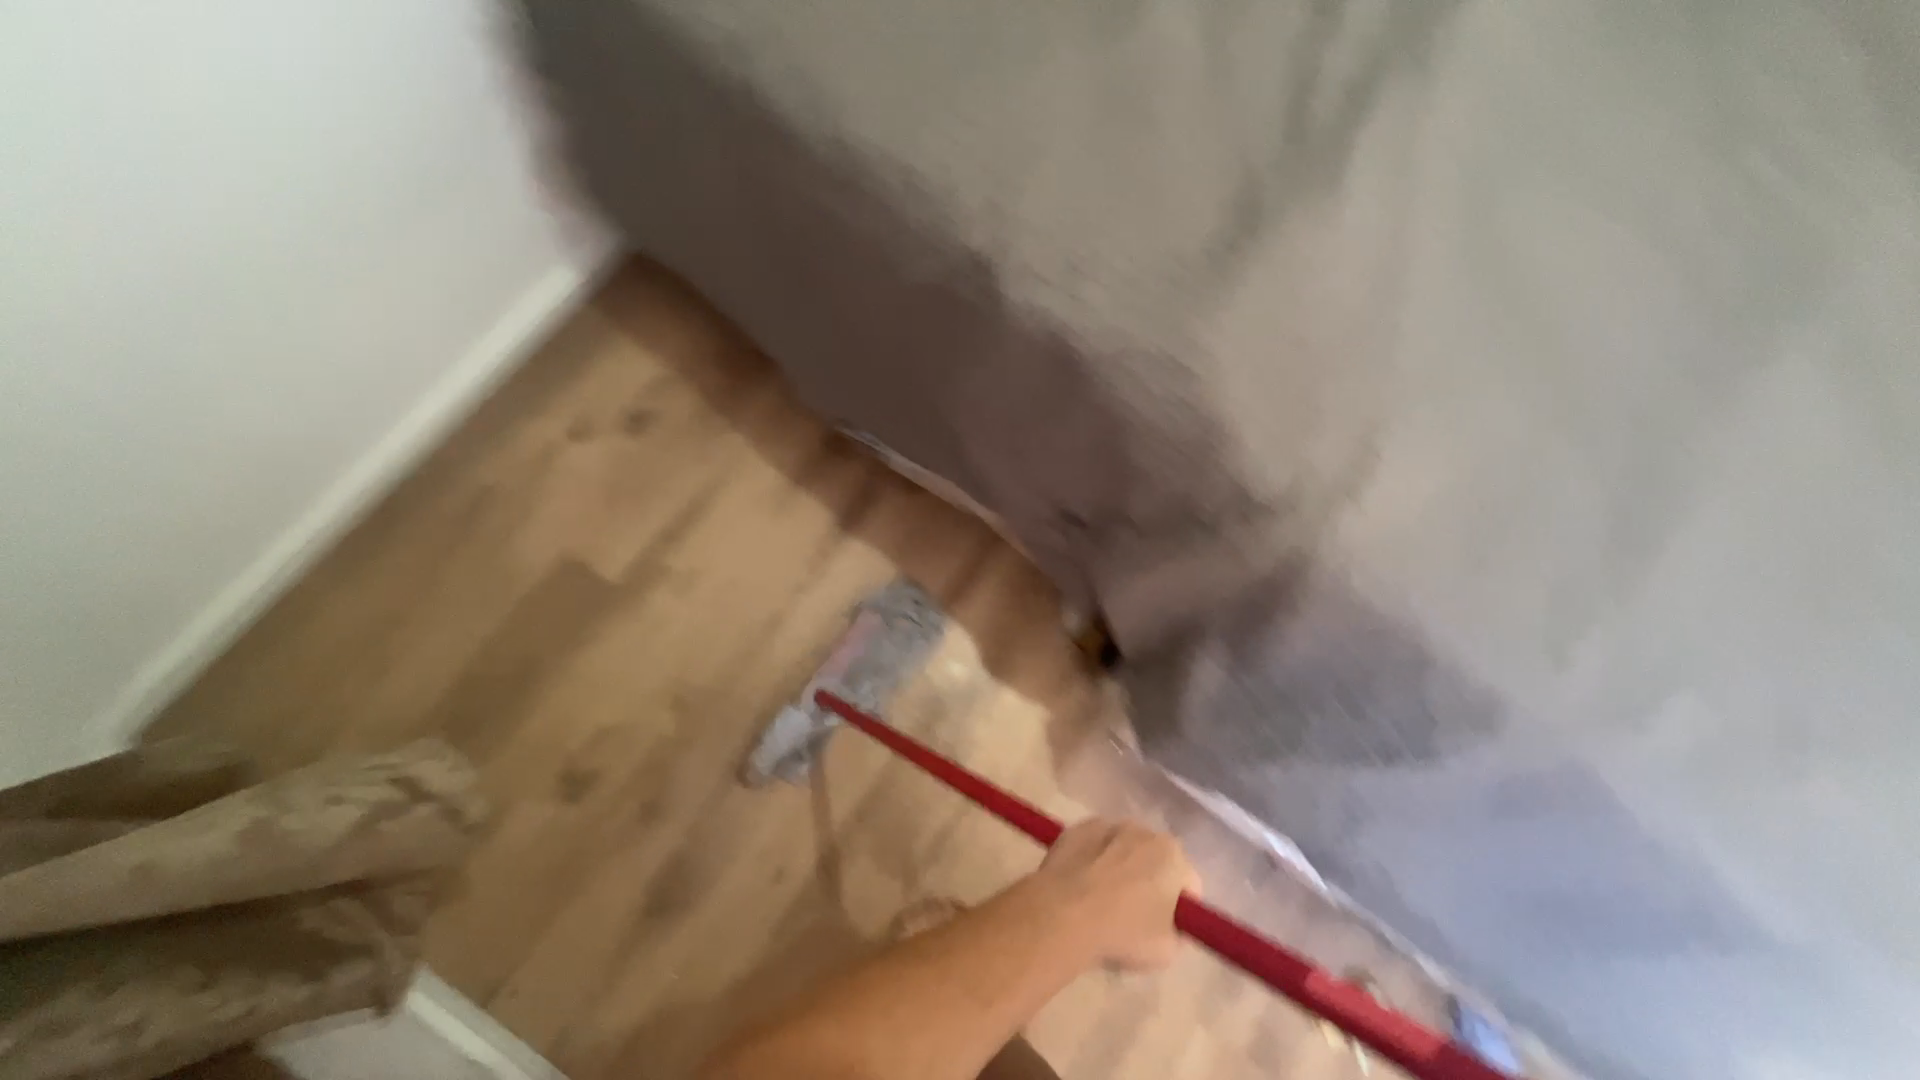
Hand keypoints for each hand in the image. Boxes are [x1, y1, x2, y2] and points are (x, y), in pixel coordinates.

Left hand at [1026, 818, 1199, 970]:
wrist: (1063, 914)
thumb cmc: (1123, 932)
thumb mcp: (1167, 951)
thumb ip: (1177, 933)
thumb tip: (1168, 925)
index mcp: (1172, 855)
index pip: (1188, 884)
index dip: (1181, 910)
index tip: (1164, 929)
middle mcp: (1143, 830)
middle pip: (1155, 860)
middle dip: (1150, 882)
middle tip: (1133, 915)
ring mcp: (1106, 825)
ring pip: (1123, 850)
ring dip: (1120, 868)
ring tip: (1101, 900)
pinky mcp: (1075, 828)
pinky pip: (1093, 846)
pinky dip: (1092, 860)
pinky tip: (1080, 886)